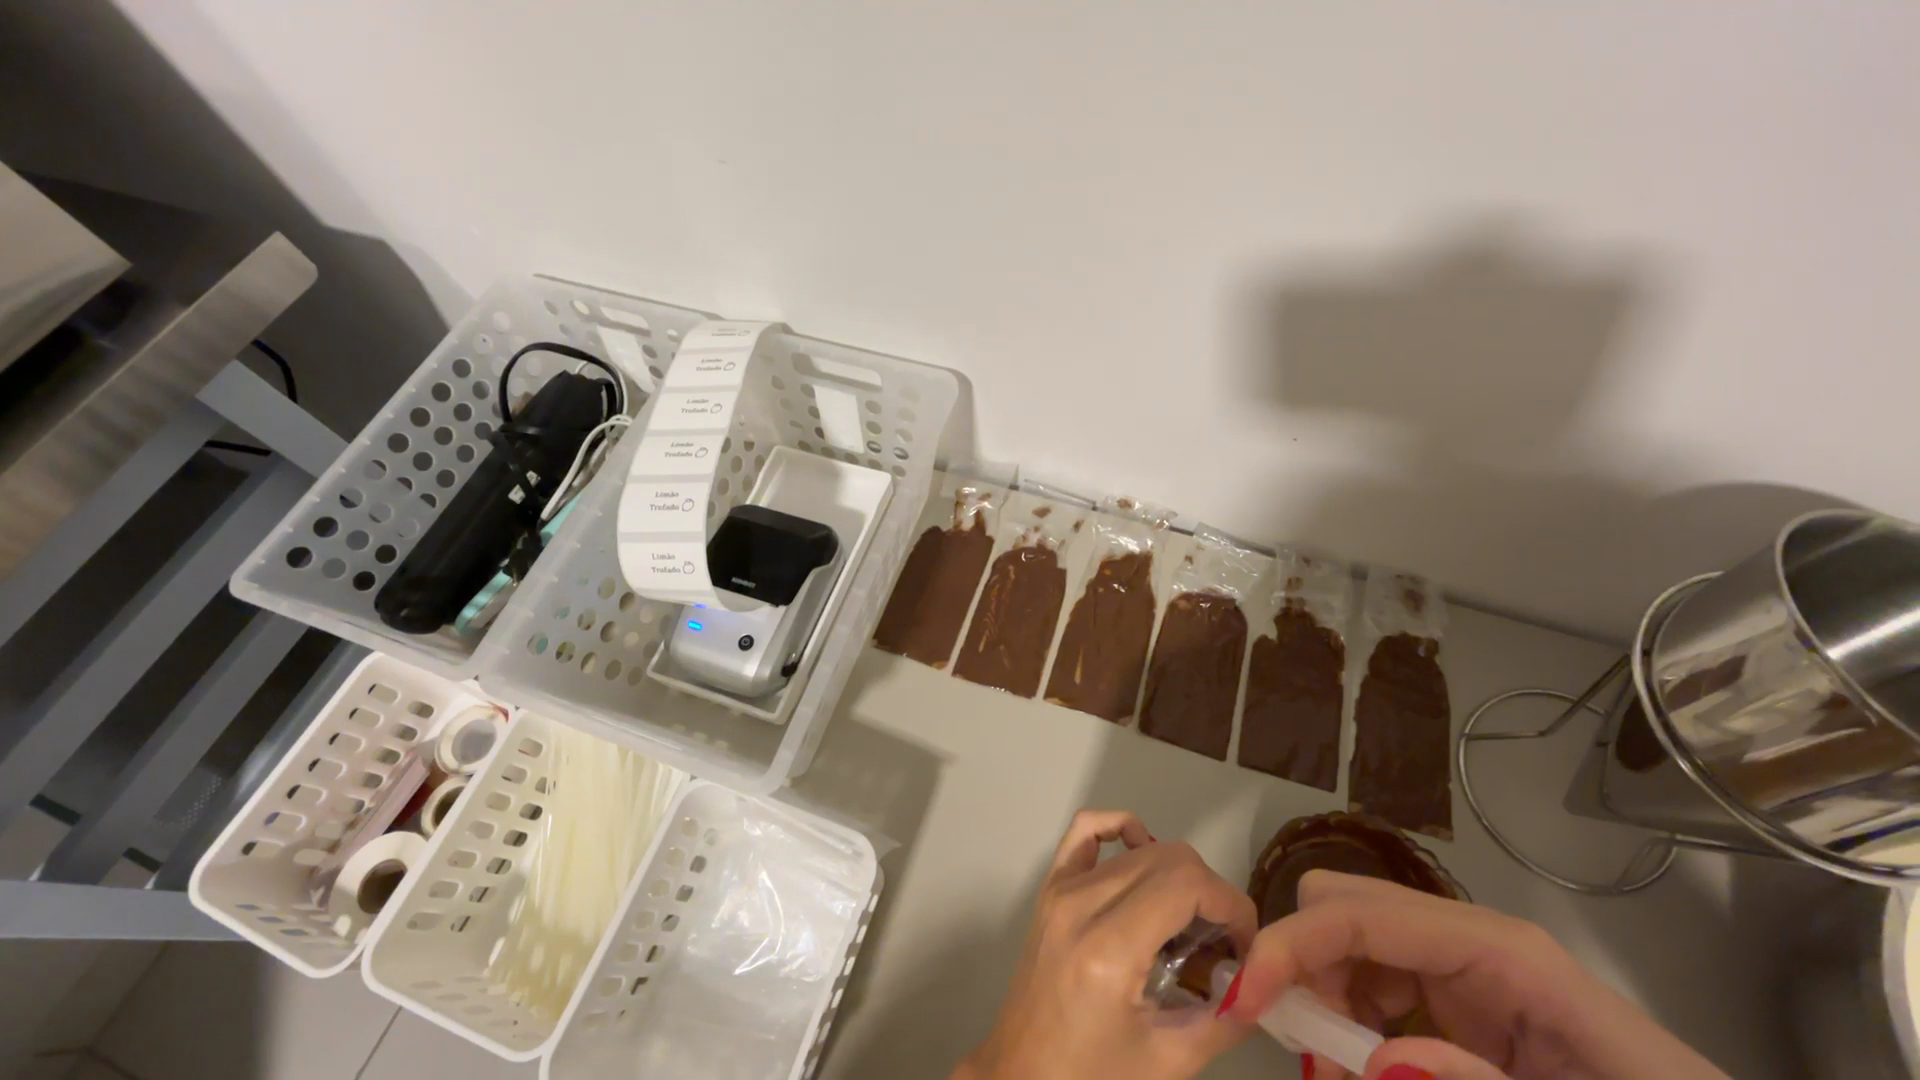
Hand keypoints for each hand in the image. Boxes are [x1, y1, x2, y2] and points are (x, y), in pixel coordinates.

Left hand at [954, 810, 1257, 1079]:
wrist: (1021, 1075)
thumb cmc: (1092, 1074)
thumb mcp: (1169, 1060)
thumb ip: (1225, 1018)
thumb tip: (1263, 982)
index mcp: (1109, 946)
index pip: (1187, 883)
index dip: (1232, 905)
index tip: (1244, 946)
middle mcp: (1081, 903)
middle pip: (1168, 858)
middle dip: (1211, 894)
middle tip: (1220, 944)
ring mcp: (1061, 889)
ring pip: (1139, 848)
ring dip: (1178, 875)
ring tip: (1188, 925)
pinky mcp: (1049, 887)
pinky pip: (1085, 830)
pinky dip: (1121, 828)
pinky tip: (1144, 858)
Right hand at [1223, 871, 1730, 1079]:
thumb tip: (1379, 1059)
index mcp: (1497, 950)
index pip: (1361, 914)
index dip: (1291, 946)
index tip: (1243, 1002)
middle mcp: (1469, 937)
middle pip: (1343, 904)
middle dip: (1301, 963)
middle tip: (1300, 1046)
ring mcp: (1463, 962)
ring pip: (1348, 938)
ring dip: (1320, 993)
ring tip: (1334, 1065)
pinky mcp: (1461, 993)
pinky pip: (1374, 978)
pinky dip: (1348, 1014)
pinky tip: (1363, 1059)